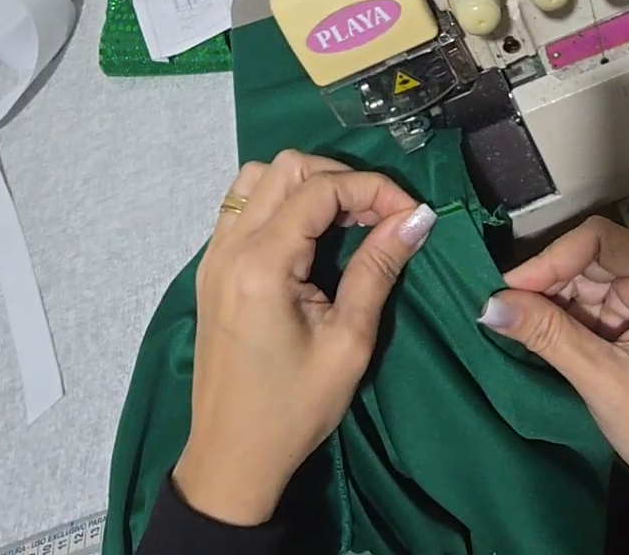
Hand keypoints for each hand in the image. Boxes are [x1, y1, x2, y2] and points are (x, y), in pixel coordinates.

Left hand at [173, 151, 437, 526]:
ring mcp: (214, 253)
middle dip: (342, 178)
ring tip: (345, 218)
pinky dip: (281, 198)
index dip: (374, 188)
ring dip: (308, 183)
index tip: (411, 214)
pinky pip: (243, 203)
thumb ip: (378, 268)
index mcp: (263, 264)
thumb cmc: (294, 409)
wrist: (231, 461)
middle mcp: (230, 246)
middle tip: (379, 215)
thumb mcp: (349, 342)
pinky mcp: (211, 266)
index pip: (321, 189)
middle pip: (288, 167)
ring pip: (259, 176)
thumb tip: (417, 217)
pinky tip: (309, 232)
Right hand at [478, 218, 628, 533]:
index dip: (552, 257)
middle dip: (545, 279)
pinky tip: (529, 325)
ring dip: (546, 296)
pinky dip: (556, 313)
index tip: (511, 285)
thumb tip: (489, 305)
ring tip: (508, 315)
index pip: (601, 241)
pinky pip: (584, 301)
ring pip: (581, 278)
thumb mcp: (604, 382)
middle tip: (500, 303)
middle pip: (588, 256)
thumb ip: (548, 336)